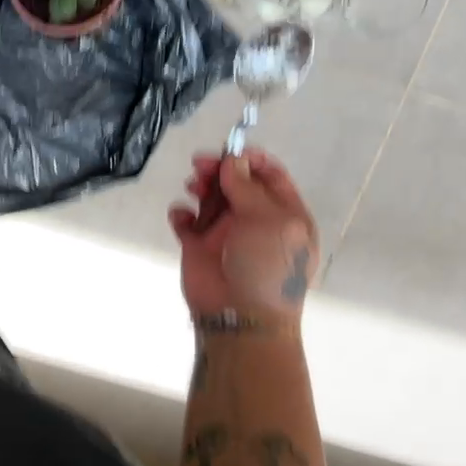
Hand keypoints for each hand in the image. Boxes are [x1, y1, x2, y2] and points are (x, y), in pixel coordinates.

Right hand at [167, 150, 317, 327]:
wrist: (241, 314)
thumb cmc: (267, 266)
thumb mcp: (269, 221)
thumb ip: (248, 187)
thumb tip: (233, 159)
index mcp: (284, 214)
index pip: (270, 175)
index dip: (250, 159)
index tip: (229, 150)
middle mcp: (255, 219)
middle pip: (234, 181)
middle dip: (218, 169)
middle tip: (201, 166)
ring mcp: (225, 232)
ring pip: (209, 196)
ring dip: (200, 187)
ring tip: (193, 189)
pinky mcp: (197, 245)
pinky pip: (185, 220)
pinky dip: (180, 214)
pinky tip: (182, 219)